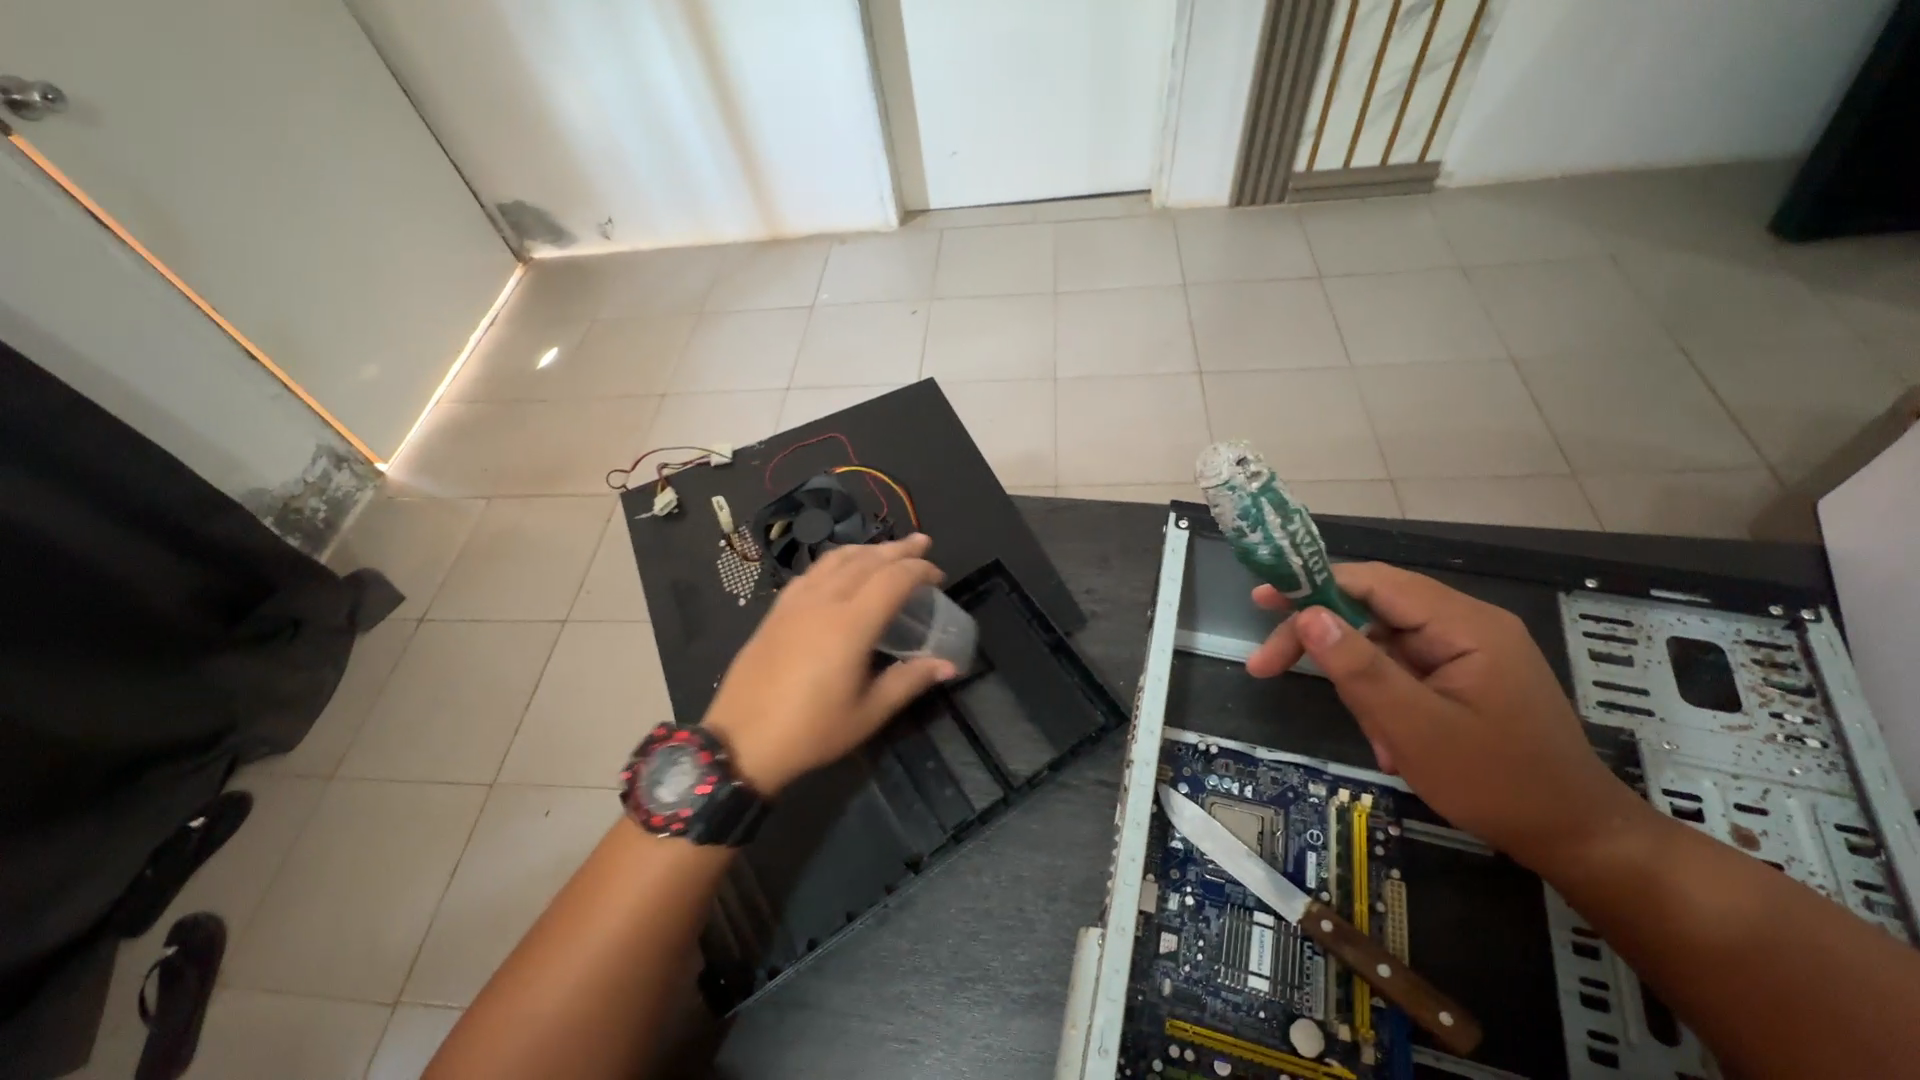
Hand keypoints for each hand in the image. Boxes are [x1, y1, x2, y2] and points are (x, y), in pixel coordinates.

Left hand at [701, 533, 956, 796]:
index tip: (938, 576)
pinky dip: (835, 562)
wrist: (741, 741)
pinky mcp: (776, 612)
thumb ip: (909, 681)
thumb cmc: (811, 731)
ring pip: (835, 560)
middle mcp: (823, 602)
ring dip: (865, 549)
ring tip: (886, 550)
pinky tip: (840, 570)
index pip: (893, 579)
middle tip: (922, 543)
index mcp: (851, 625)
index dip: (919, 571)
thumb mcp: (868, 713)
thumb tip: (948, 665)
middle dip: (897, 549)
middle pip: (866, 561)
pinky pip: (811, 573)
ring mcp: (795, 604)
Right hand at [1246, 562, 1652, 869]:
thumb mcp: (1416, 728)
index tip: (1260, 602)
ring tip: (1379, 741)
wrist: (1575, 835)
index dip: (1312, 586)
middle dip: (1326, 645)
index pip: (1374, 582)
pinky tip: (1395, 746)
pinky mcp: (1468, 679)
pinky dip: (1387, 704)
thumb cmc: (1496, 781)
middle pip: (1374, 612)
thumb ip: (1360, 668)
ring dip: (1364, 689)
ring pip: (1385, 648)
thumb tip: (1308, 616)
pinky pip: (1407, 674)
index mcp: (1464, 625)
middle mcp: (1468, 626)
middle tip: (1266, 668)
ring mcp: (1470, 653)